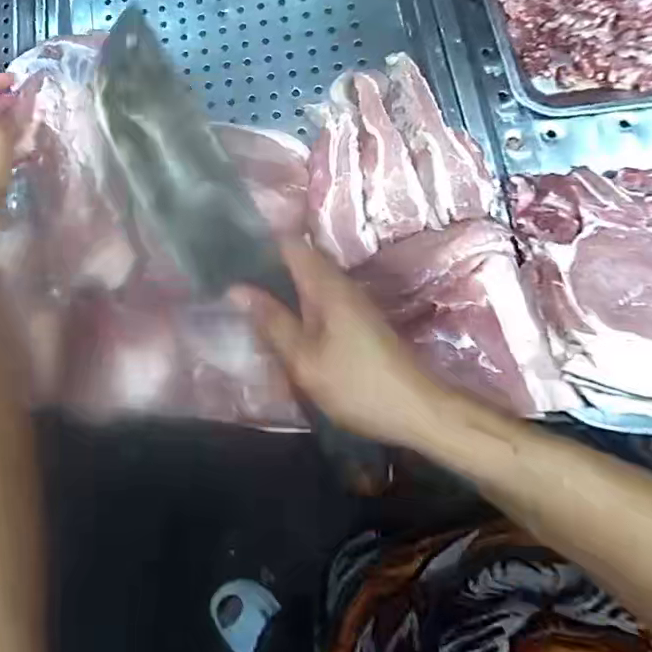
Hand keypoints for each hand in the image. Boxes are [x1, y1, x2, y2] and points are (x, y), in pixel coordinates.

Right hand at [227, 240, 454, 447]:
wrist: (423, 413)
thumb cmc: (359, 385)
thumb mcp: (304, 359)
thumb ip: (271, 321)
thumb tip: (236, 288)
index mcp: (325, 286)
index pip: (289, 243)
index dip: (260, 238)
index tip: (229, 247)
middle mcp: (340, 285)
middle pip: (298, 257)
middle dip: (264, 260)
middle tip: (229, 272)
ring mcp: (351, 301)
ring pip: (307, 276)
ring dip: (278, 280)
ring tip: (244, 291)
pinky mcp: (356, 318)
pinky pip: (317, 294)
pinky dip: (294, 297)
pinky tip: (277, 315)